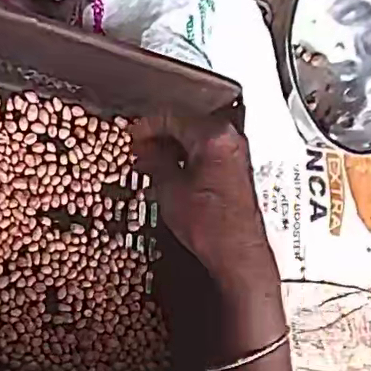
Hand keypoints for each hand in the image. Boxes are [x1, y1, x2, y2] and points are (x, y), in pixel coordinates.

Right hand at [132, 112, 274, 286]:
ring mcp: (235, 154)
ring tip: (151, 163)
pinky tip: (171, 172)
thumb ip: (155, 162)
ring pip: (196, 138)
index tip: (132, 134)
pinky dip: (187, 158)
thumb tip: (146, 151)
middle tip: (138, 148)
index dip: (146, 126)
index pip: (173, 117)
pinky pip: (206, 152)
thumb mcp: (170, 191)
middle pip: (187, 124)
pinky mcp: (235, 170)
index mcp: (214, 137)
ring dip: (173, 148)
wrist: (237, 254)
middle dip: (159, 136)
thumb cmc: (213, 228)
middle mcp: (230, 140)